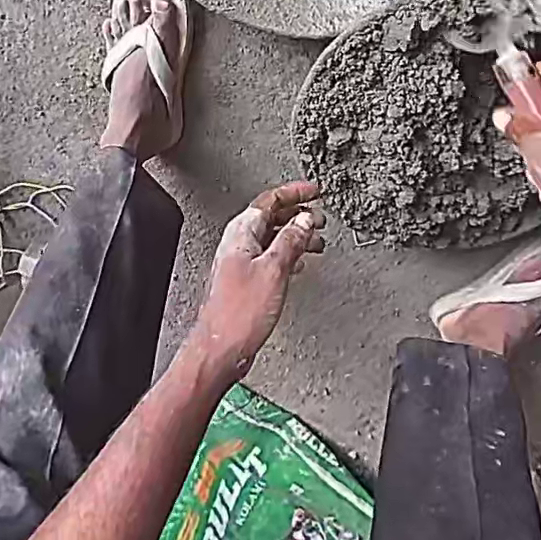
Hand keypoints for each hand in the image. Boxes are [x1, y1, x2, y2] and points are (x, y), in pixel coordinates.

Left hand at [185, 181, 325, 382]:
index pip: (271, 199)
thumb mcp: (274, 269)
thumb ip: (291, 240)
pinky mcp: (246, 279)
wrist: (220, 348)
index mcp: (242, 231)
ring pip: (273, 236)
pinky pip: (271, 255)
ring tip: (318, 238)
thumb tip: (305, 220)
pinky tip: (300, 261)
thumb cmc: (238, 313)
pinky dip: (289, 252)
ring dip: (296, 234)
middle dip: (298, 213)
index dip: (295, 192)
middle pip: (272, 215)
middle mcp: (239, 242)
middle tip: (320, 216)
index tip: (314, 191)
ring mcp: (241, 260)